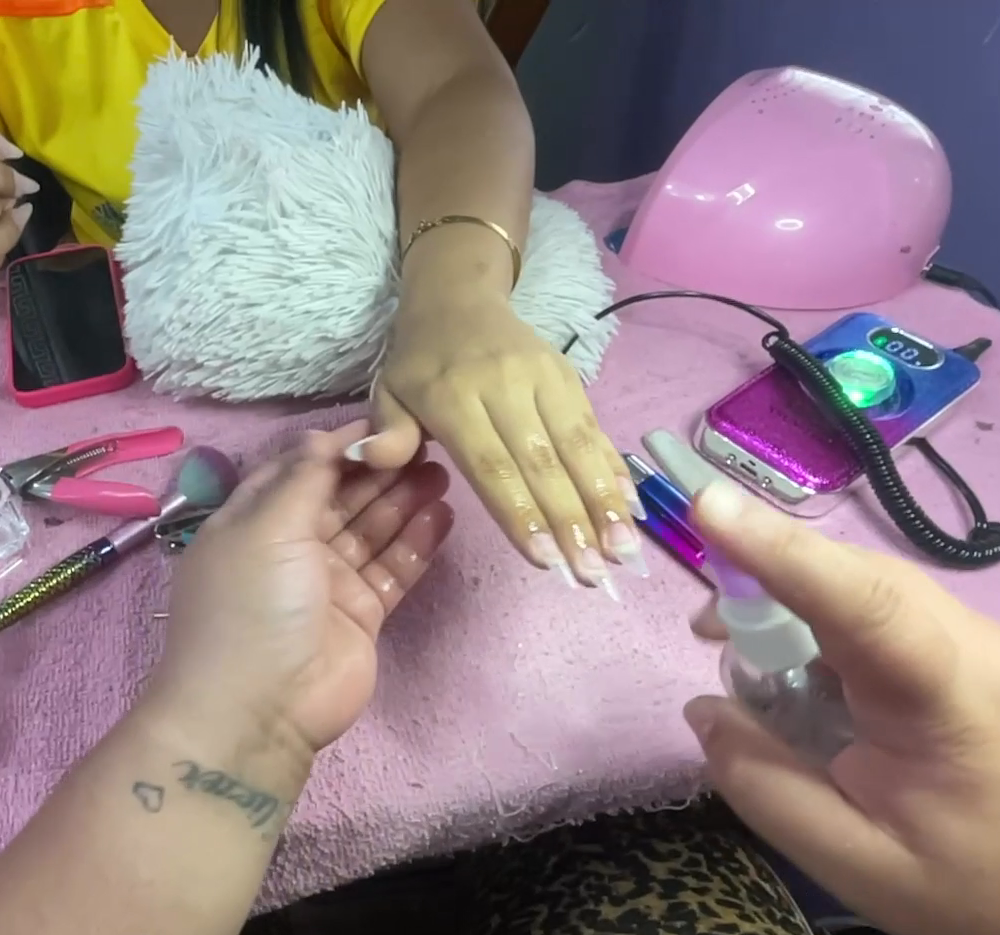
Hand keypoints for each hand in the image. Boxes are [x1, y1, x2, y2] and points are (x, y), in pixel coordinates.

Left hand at [146, 423, 454, 753]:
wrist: (260, 711)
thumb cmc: (254, 604)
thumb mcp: (267, 526)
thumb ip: (303, 477)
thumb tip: (325, 435)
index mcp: (254, 521)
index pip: (300, 469)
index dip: (339, 445)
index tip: (386, 422)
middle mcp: (289, 547)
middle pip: (341, 497)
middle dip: (380, 471)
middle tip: (429, 443)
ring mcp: (326, 583)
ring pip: (370, 531)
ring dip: (403, 501)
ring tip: (444, 471)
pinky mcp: (359, 614)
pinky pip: (391, 570)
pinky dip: (414, 543)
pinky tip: (443, 515)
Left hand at [357, 288, 643, 597]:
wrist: (456, 295)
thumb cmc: (417, 360)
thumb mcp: (387, 391)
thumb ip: (387, 430)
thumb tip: (368, 460)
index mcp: (453, 398)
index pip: (490, 466)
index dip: (519, 513)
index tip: (544, 560)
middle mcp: (504, 387)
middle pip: (542, 463)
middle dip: (571, 521)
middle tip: (594, 573)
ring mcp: (542, 377)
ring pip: (577, 445)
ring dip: (604, 499)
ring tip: (623, 550)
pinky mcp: (568, 373)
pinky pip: (593, 425)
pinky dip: (613, 466)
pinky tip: (631, 505)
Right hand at [684, 481, 999, 934]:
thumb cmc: (995, 905)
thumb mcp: (854, 863)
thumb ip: (761, 782)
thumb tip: (703, 709)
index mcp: (953, 698)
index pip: (856, 599)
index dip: (775, 547)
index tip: (705, 504)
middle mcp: (984, 650)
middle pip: (859, 579)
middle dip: (770, 576)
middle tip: (704, 628)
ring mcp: (997, 653)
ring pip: (874, 594)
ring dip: (799, 604)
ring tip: (744, 653)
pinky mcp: (993, 667)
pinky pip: (894, 620)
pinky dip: (831, 628)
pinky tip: (811, 677)